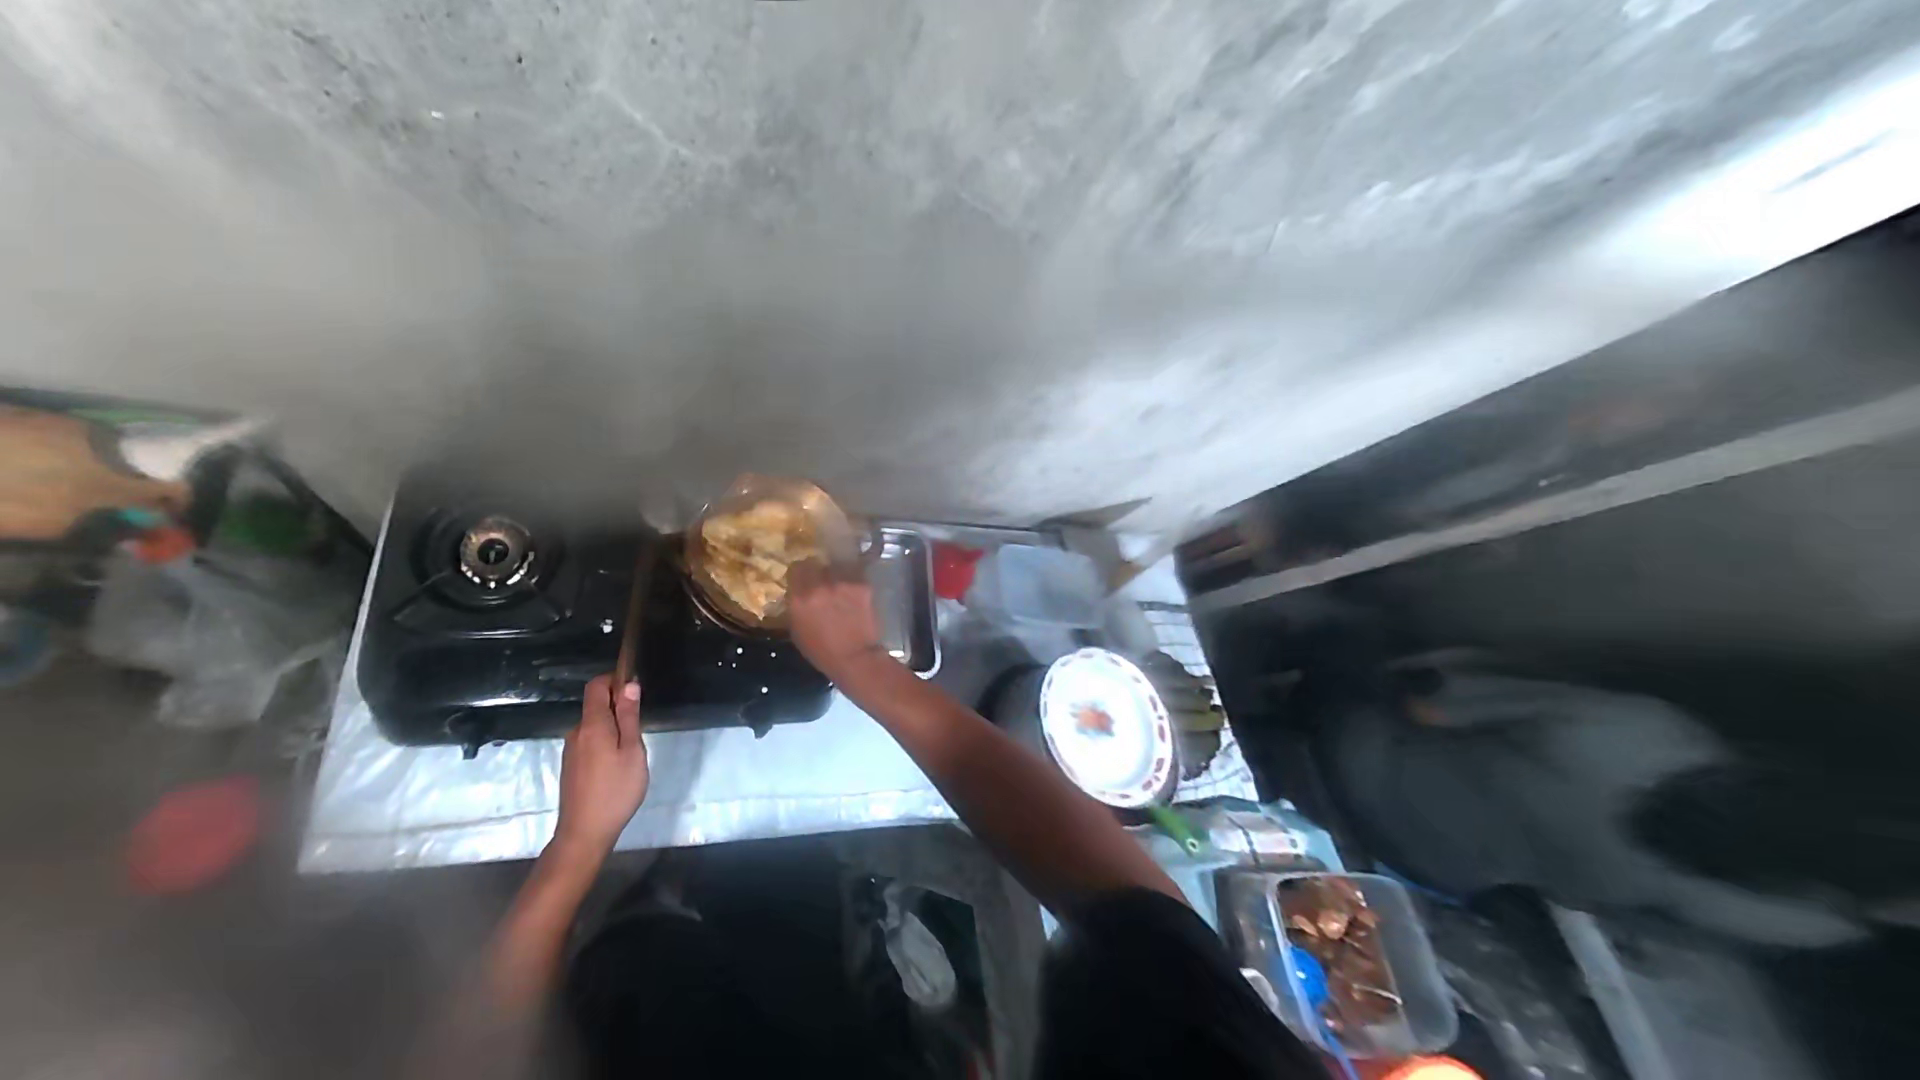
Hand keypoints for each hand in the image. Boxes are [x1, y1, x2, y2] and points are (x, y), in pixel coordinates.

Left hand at [553, 674, 647, 858]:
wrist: (584, 832)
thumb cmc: (616, 790)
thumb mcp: (633, 751)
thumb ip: (630, 717)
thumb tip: (629, 685)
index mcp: (592, 725)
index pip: (596, 686)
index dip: (614, 679)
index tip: (634, 689)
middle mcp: (577, 732)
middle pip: (595, 705)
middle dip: (618, 706)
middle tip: (641, 729)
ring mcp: (571, 750)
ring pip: (594, 725)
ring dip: (613, 727)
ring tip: (632, 751)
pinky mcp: (571, 765)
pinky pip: (590, 741)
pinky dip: (605, 742)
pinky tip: (618, 765)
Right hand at [788, 560, 886, 679]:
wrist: (854, 657)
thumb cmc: (821, 650)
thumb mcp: (797, 628)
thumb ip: (796, 604)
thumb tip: (798, 590)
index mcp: (799, 597)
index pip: (796, 568)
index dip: (800, 573)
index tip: (804, 578)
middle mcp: (819, 585)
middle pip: (816, 563)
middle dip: (817, 571)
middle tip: (822, 582)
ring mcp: (842, 583)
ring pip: (836, 566)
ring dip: (836, 574)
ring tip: (840, 586)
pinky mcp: (861, 585)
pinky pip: (854, 575)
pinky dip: (853, 581)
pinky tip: (854, 592)